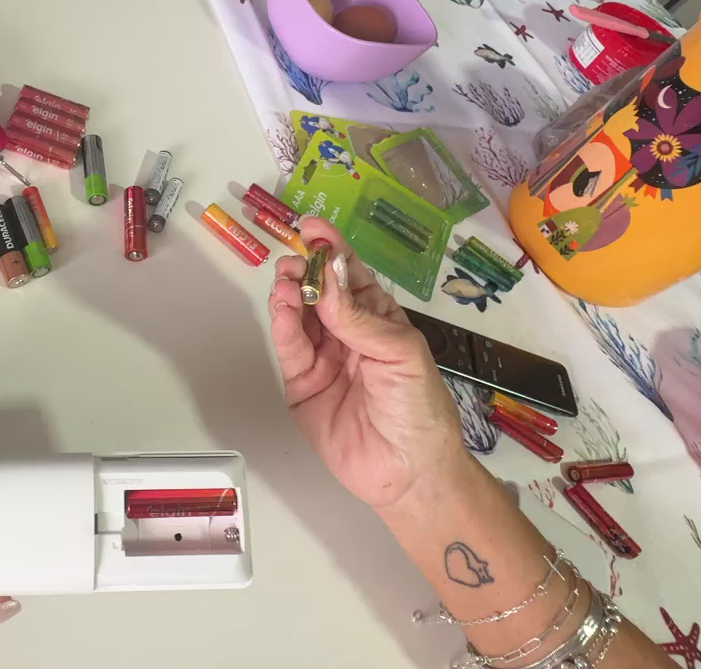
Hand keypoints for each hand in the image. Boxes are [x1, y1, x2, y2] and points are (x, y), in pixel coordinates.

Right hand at [267, 219, 466, 509]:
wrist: (408, 473)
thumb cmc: (418, 408)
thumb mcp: (399, 353)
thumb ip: (358, 316)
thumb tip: (329, 272)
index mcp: (376, 318)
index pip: (348, 274)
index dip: (330, 249)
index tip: (311, 227)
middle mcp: (345, 331)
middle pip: (317, 289)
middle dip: (304, 269)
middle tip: (295, 262)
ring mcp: (321, 356)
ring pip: (297, 314)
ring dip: (289, 293)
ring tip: (286, 283)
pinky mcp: (300, 382)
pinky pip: (289, 347)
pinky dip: (282, 325)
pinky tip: (283, 309)